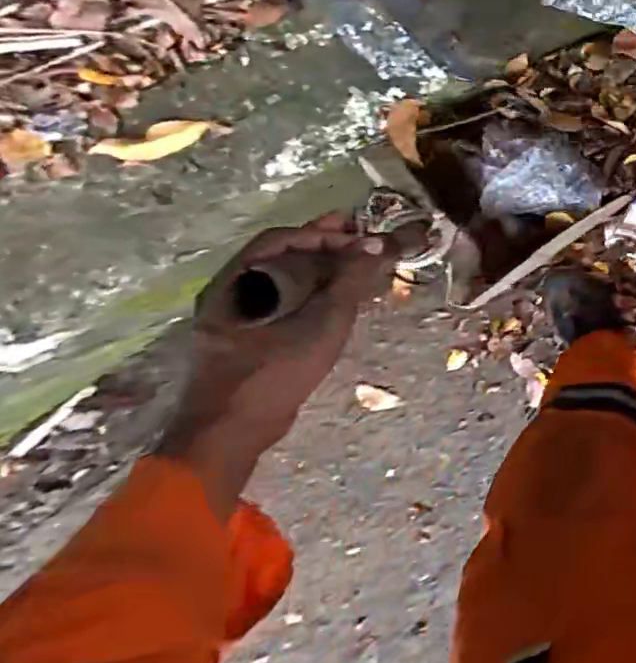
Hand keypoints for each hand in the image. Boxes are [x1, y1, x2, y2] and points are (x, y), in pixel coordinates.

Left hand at [157, 213, 397, 517]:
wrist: (233, 428)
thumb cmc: (277, 368)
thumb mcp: (324, 319)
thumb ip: (351, 278)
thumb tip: (377, 243)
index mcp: (236, 283)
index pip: (283, 238)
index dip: (326, 233)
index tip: (366, 240)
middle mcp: (230, 292)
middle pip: (283, 254)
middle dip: (330, 245)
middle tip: (371, 243)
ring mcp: (237, 316)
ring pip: (285, 277)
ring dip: (326, 266)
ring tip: (365, 266)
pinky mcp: (250, 335)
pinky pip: (285, 297)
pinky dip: (316, 288)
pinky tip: (343, 296)